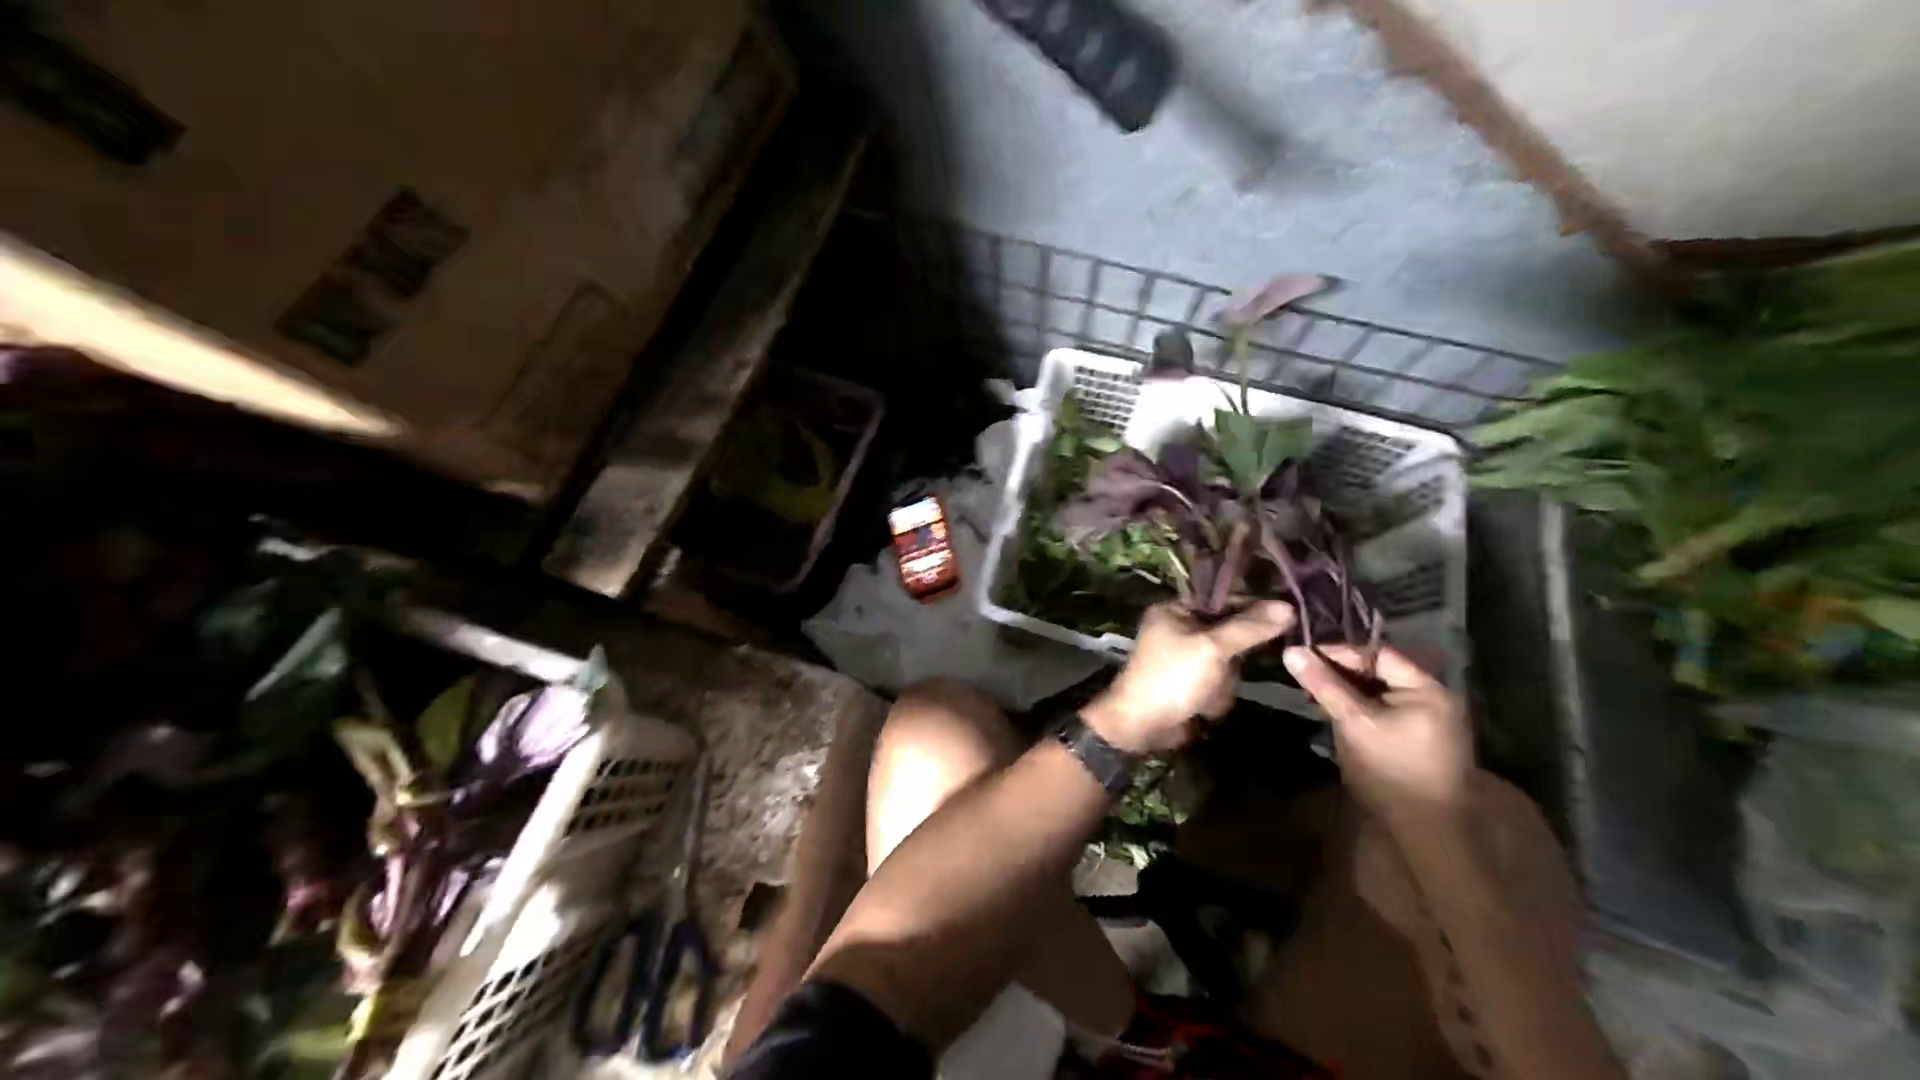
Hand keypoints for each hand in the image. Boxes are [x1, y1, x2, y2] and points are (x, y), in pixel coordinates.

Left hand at [1082, 601, 1294, 754]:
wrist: (1141, 727)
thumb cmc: (1171, 678)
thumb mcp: (1212, 648)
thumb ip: (1249, 628)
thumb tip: (1288, 606)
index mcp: (1175, 610)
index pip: (1223, 598)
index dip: (1253, 607)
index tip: (1286, 616)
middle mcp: (1179, 629)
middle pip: (1230, 633)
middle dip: (1232, 660)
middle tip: (1225, 670)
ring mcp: (1186, 658)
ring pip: (1229, 663)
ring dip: (1224, 683)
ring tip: (1208, 694)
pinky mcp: (1192, 683)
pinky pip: (1220, 682)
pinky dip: (1216, 696)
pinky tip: (1204, 708)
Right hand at [1283, 645, 1472, 823]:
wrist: (1423, 830)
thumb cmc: (1390, 770)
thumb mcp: (1353, 722)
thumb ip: (1324, 685)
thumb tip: (1292, 651)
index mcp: (1427, 688)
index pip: (1377, 652)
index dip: (1338, 649)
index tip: (1302, 651)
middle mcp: (1432, 697)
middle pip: (1378, 670)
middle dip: (1339, 669)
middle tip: (1302, 668)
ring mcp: (1426, 718)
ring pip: (1377, 690)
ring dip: (1345, 687)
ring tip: (1310, 686)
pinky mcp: (1416, 736)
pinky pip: (1382, 707)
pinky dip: (1357, 704)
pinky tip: (1330, 707)